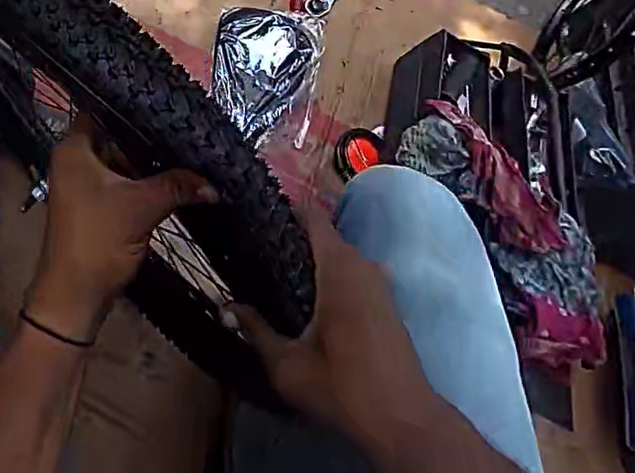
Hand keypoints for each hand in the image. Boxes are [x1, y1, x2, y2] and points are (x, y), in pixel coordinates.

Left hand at [25, 116, 217, 341]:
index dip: (130, 105)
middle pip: (113, 135)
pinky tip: (168, 177)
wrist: (74, 296)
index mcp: (74, 147)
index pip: (101, 109)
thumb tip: (213, 184)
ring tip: (182, 150)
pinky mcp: (92, 201)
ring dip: (145, 161)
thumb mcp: (141, 207)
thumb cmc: (97, 240)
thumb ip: (176, 186)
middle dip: (145, 136)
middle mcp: (73, 158)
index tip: (162, 102)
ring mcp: (81, 180)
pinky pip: (119, 179)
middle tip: (180, 128)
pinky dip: (139, 179)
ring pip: (118, 159)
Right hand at [228, 204, 447, 447]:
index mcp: (339, 269)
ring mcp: (382, 285)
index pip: (314, 218)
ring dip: (319, 256)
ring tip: (285, 266)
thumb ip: (256, 331)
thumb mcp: (288, 365)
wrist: (407, 426)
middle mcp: (363, 267)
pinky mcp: (390, 304)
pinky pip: (358, 272)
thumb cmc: (344, 387)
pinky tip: (317, 294)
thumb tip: (227, 306)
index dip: (288, 208)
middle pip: (326, 236)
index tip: (261, 209)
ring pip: (344, 255)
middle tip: (262, 243)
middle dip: (297, 235)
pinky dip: (337, 273)